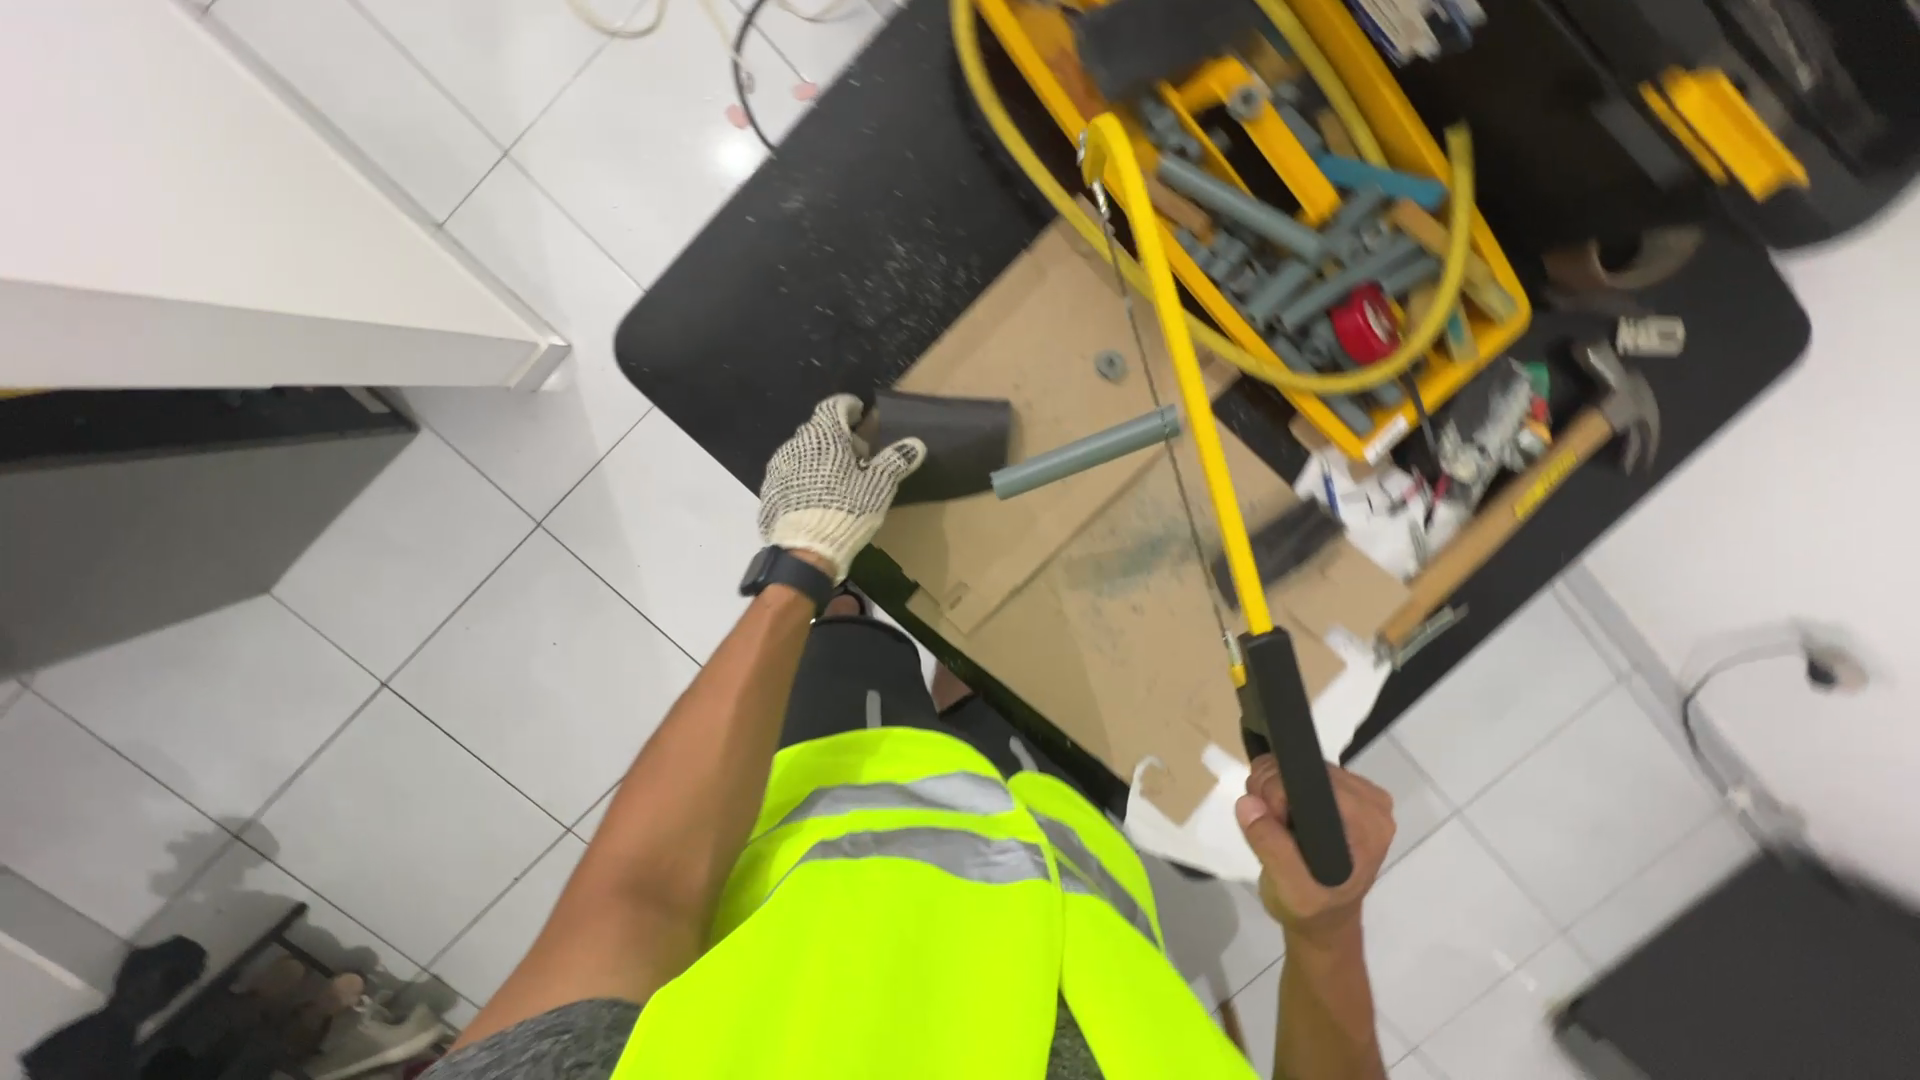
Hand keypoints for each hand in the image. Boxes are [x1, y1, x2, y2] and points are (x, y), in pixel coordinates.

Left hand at [759, 394, 924, 582]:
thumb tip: (916, 444)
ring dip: (819, 458)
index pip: (834, 406)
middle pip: (819, 430)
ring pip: (802, 452)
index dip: (848, 406)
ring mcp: (779, 467)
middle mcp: (797, 444)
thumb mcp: (878, 486)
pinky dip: (803, 478)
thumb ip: (895, 461)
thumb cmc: (846, 509)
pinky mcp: (770, 490)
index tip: (858, 412)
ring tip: (835, 478)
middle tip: (855, 454)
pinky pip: (790, 475)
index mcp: (824, 435)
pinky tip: (815, 497)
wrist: (805, 549)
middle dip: (837, 437)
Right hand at [1235, 755, 1394, 945]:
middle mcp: (1370, 802)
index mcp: (1368, 822)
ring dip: (1271, 789)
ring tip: (1273, 824)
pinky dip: (1277, 788)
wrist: (1323, 924)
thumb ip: (1271, 848)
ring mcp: (1357, 795)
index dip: (1279, 793)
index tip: (1270, 821)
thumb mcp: (1290, 890)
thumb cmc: (1312, 911)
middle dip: (1272, 791)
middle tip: (1268, 826)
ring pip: (1296, 766)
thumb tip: (1249, 803)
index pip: (1312, 780)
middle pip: (1303, 768)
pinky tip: (1279, 815)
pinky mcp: (1340, 793)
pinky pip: (1297, 772)